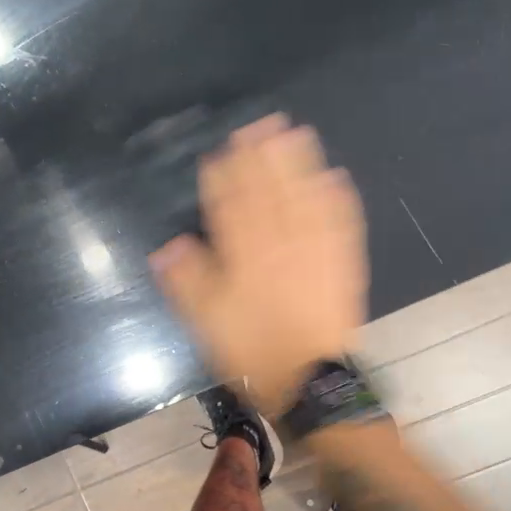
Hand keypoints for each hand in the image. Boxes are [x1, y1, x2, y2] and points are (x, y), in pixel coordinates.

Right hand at [150, 114, 366, 417]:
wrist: (314, 386)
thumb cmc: (256, 353)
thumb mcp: (209, 326)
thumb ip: (188, 284)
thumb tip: (167, 247)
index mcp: (244, 260)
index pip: (230, 209)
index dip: (223, 178)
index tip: (219, 150)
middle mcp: (280, 247)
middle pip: (269, 194)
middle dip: (262, 157)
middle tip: (259, 124)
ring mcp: (315, 253)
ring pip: (305, 200)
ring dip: (299, 165)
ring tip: (294, 134)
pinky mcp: (342, 265)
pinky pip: (340, 224)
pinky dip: (338, 199)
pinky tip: (336, 177)